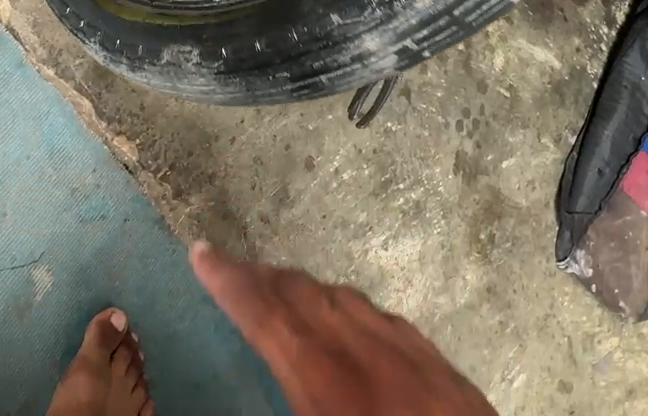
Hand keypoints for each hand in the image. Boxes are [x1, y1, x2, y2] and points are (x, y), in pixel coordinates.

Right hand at [190, 244, 497, 415]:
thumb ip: (286, 394)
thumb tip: (270, 350)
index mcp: (326, 379)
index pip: (265, 313)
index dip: (228, 280)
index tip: (201, 252)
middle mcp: (365, 351)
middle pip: (302, 295)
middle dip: (261, 278)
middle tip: (231, 272)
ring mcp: (410, 354)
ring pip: (344, 299)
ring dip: (305, 291)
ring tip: (282, 292)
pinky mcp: (445, 369)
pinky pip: (385, 320)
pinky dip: (351, 311)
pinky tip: (350, 325)